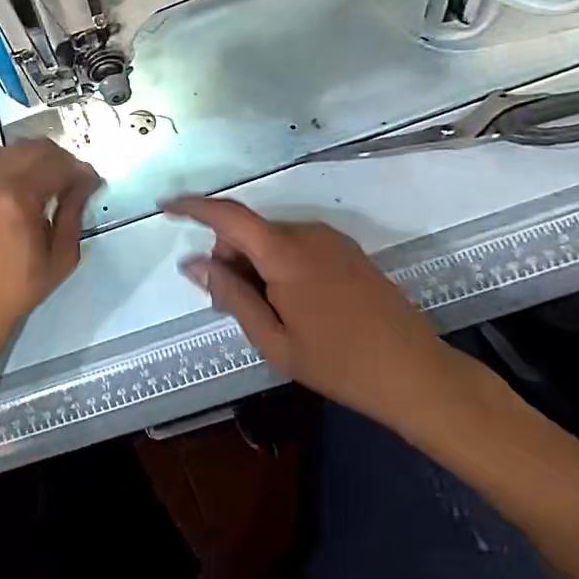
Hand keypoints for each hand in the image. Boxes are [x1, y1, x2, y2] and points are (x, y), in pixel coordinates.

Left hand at [0, 141, 100, 352]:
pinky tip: (21, 175)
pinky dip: (9, 156)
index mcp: (19, 199)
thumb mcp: (63, 254)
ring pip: (16, 147)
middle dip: (63, 161)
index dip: (80, 172)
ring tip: (51, 178)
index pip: (58, 166)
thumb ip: (74, 212)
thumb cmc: (24, 283)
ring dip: (39, 156)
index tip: (92, 183)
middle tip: (76, 182)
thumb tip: (85, 183)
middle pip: (38, 150)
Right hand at [164, 197, 494, 427]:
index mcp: (286, 254)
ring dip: (255, 263)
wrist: (414, 372)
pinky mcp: (347, 250)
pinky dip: (279, 264)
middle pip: (249, 230)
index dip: (192, 207)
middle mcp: (309, 234)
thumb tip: (193, 264)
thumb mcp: (273, 339)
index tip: (165, 207)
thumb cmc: (337, 363)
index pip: (229, 216)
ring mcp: (332, 239)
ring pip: (272, 238)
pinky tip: (291, 304)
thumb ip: (230, 295)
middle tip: (230, 305)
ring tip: (267, 313)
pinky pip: (297, 245)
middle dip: (229, 257)